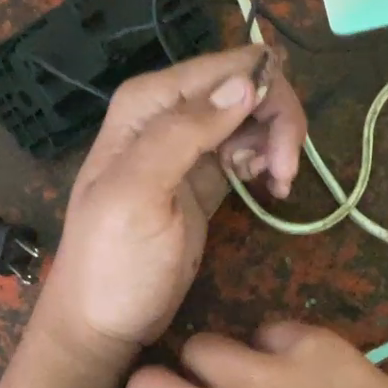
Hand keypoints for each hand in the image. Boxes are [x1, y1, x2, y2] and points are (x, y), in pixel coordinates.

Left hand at [36, 45, 307, 352]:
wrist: (104, 320)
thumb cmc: (115, 263)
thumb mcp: (139, 195)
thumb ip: (184, 133)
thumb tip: (246, 82)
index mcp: (148, 104)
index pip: (228, 67)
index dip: (267, 97)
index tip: (282, 151)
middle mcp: (168, 113)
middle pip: (247, 86)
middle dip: (277, 123)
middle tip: (284, 175)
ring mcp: (187, 145)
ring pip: (254, 115)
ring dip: (277, 144)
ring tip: (278, 186)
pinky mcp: (204, 177)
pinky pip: (248, 146)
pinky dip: (267, 161)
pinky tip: (271, 189)